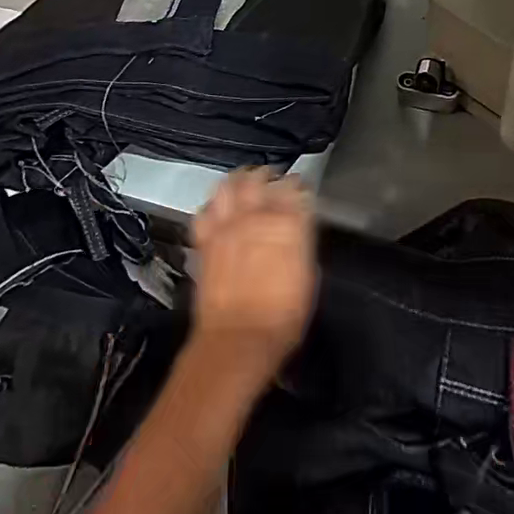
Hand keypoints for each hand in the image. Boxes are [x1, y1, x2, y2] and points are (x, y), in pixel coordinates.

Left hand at [190, 168, 318, 368]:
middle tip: (275, 178)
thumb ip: (302, 243)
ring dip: (239, 180)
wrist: (239, 339)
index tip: (304, 188)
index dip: (301, 185)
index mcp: (288, 222)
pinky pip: (204, 211)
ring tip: (245, 182)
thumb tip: (299, 231)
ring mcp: (226, 227)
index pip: (295, 188)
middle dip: (269, 174)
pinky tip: (218, 209)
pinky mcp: (204, 242)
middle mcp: (255, 217)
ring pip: (228, 186)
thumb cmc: (284, 314)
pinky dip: (213, 205)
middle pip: (259, 178)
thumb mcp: (309, 274)